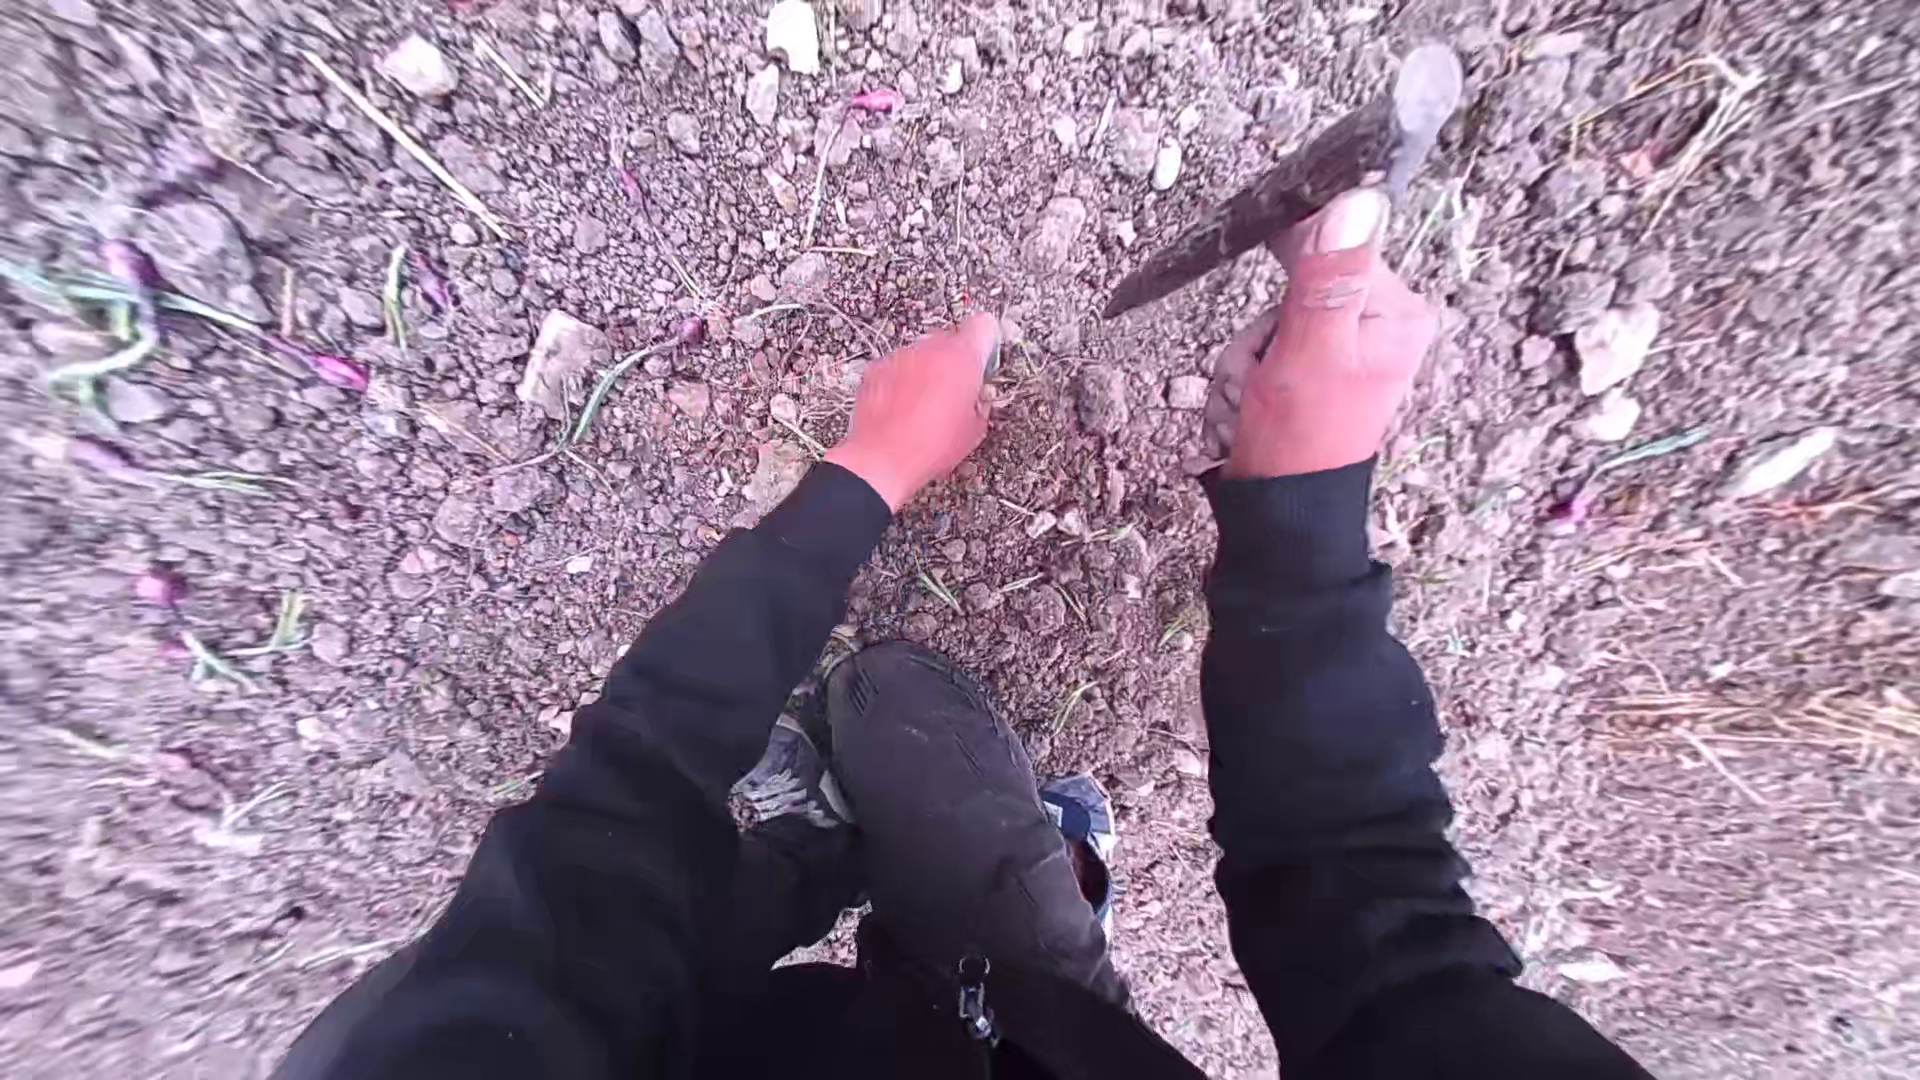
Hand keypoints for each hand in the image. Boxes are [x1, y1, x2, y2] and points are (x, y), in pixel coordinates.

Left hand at [825, 312, 998, 510]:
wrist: (882, 459)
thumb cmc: (928, 447)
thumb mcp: (974, 431)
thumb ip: (981, 402)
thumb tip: (980, 400)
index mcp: (962, 358)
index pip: (984, 327)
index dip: (987, 344)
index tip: (984, 363)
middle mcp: (931, 349)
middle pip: (951, 340)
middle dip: (956, 363)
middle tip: (957, 395)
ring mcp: (901, 357)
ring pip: (923, 354)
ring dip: (928, 372)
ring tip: (927, 408)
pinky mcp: (877, 369)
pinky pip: (898, 367)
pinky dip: (903, 381)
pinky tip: (905, 409)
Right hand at [1204, 188, 1437, 478]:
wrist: (1276, 511)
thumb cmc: (1299, 440)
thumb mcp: (1310, 353)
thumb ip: (1328, 280)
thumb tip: (1355, 199)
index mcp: (1390, 317)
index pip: (1337, 253)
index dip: (1292, 269)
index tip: (1265, 277)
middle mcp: (1363, 333)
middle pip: (1286, 299)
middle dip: (1253, 346)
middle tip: (1257, 384)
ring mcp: (1326, 360)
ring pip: (1259, 334)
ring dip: (1237, 374)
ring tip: (1247, 410)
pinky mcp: (1295, 383)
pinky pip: (1249, 364)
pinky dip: (1235, 392)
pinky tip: (1242, 419)